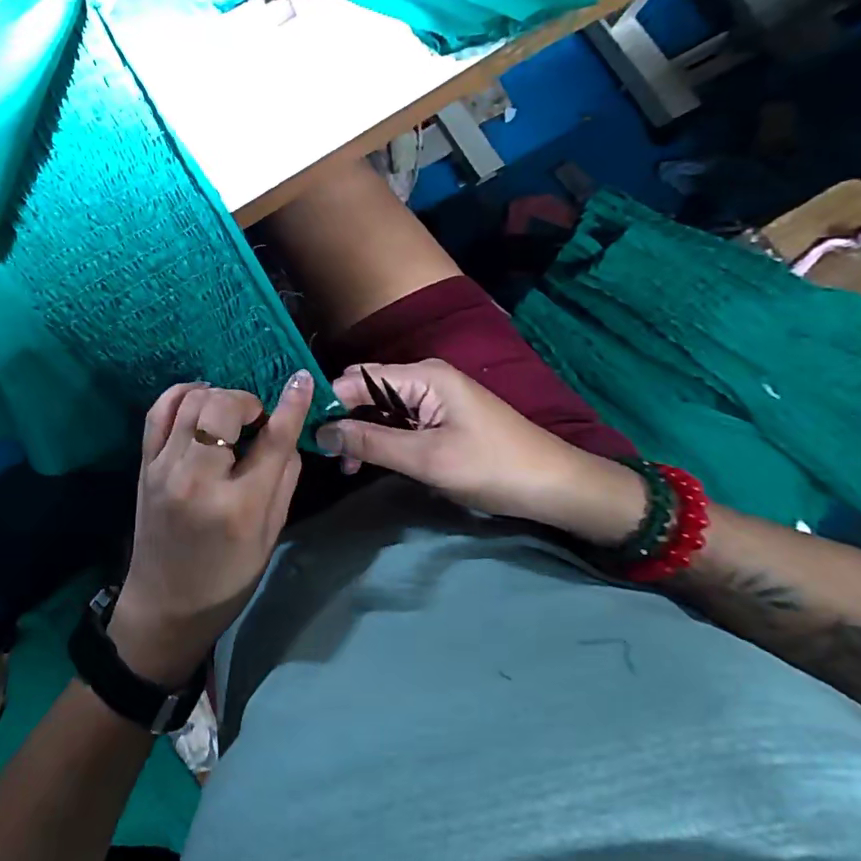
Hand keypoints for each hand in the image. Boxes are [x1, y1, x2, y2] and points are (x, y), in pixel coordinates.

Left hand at [108, 373, 311, 686]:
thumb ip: (285, 478)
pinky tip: (200, 399)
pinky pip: (159, 411)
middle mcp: (198, 480)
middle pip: (224, 408)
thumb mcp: (271, 534)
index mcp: (240, 506)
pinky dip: (182, 394)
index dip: (292, 404)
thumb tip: (287, 433)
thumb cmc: (228, 577)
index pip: (273, 440)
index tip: (301, 379)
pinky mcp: (144, 467)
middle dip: (248, 401)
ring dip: (219, 396)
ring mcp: (164, 470)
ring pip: (192, 401)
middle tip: (258, 420)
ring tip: (231, 414)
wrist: (164, 605)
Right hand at [314, 360, 645, 544]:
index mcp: (423, 376)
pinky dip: (383, 438)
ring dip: (363, 433)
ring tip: (350, 467)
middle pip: (368, 390)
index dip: (330, 402)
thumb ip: (371, 441)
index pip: (357, 377)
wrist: (552, 484)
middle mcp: (426, 377)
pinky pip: (402, 420)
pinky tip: (372, 461)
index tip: (308, 435)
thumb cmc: (490, 467)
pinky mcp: (444, 417)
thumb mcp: (426, 458)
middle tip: (332, 459)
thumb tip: (321, 431)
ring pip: (382, 408)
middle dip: (345, 419)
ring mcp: (436, 397)